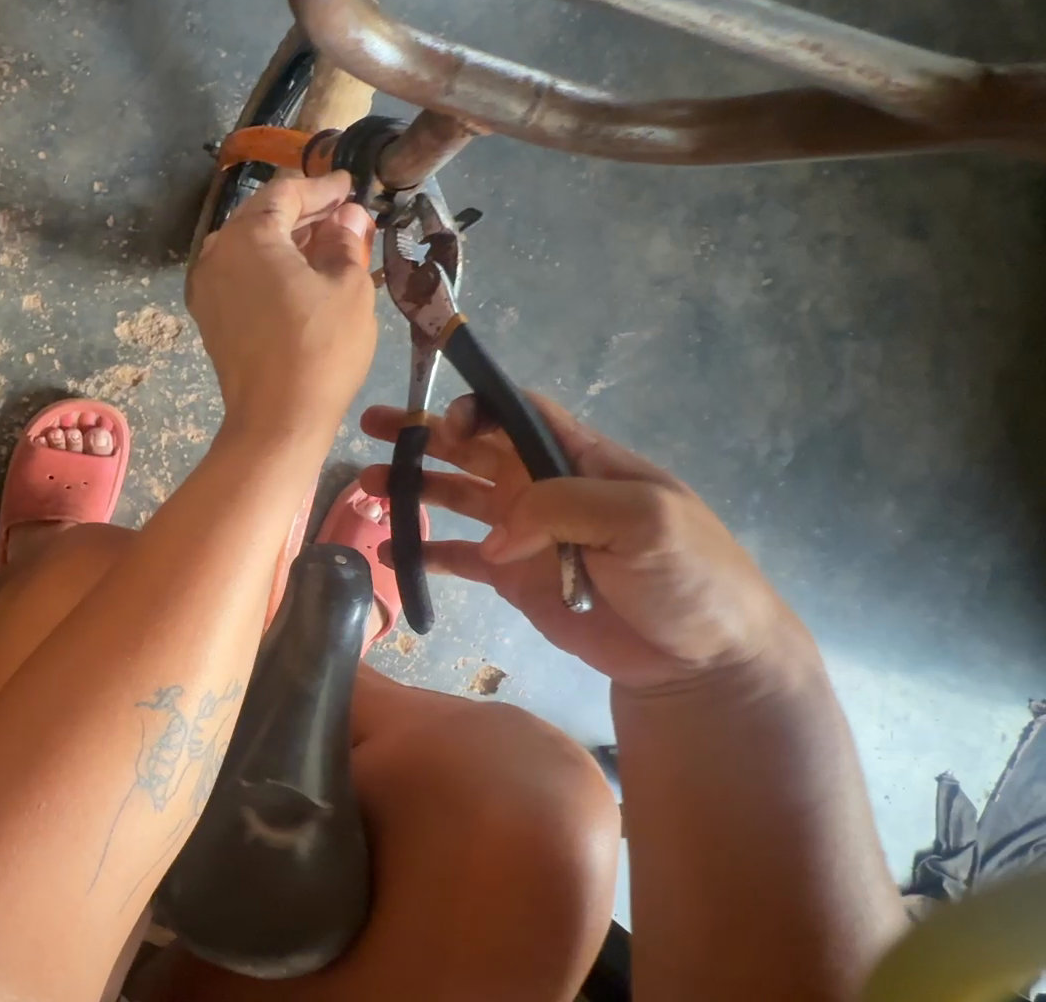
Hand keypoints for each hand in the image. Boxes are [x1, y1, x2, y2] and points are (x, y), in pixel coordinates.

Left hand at [189, 172, 377, 444]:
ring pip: (249, 248)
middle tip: (343, 213)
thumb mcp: (348, 287)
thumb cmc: (319, 348)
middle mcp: (215, 255)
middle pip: (261, 218)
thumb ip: (345, 241)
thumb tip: (346, 216)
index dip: (321, 187)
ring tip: (328, 242)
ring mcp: (206, 289)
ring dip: (286, 241)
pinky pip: (241, 277)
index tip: (349, 186)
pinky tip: (301, 276)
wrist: (276, 419)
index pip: (284, 193)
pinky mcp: (210, 318)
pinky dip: (270, 267)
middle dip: (303, 212)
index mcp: (247, 236)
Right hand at [360, 394, 800, 690]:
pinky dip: (421, 553)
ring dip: (411, 487)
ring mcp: (522, 532)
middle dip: (420, 435)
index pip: (515, 415)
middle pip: (469, 447)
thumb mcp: (644, 519)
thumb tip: (495, 538)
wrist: (699, 658)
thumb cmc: (688, 575)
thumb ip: (562, 506)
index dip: (473, 409)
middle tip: (372, 427)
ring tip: (368, 487)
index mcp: (575, 459)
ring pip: (453, 496)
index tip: (439, 424)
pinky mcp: (510, 577)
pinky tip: (388, 553)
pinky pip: (455, 556)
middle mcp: (540, 486)